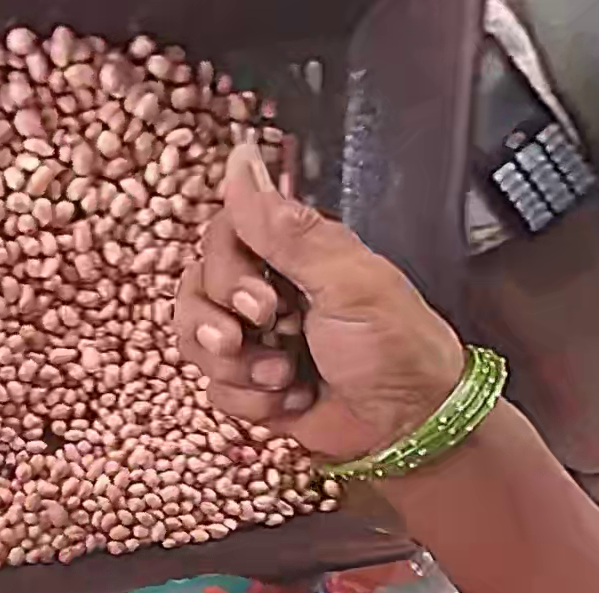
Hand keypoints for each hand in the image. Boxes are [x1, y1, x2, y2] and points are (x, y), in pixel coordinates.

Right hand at [175, 142, 467, 460]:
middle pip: (195, 293)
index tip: (260, 303)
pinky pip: (214, 390)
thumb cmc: (389, 347)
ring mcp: (250, 343)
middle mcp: (261, 294)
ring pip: (195, 345)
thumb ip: (286, 230)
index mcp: (289, 256)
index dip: (225, 274)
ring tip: (284, 378)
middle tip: (263, 337)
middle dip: (220, 327)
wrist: (402, 427)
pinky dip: (251, 402)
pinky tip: (290, 401)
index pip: (220, 241)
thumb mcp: (347, 282)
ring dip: (238, 369)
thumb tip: (240, 160)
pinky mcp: (244, 387)